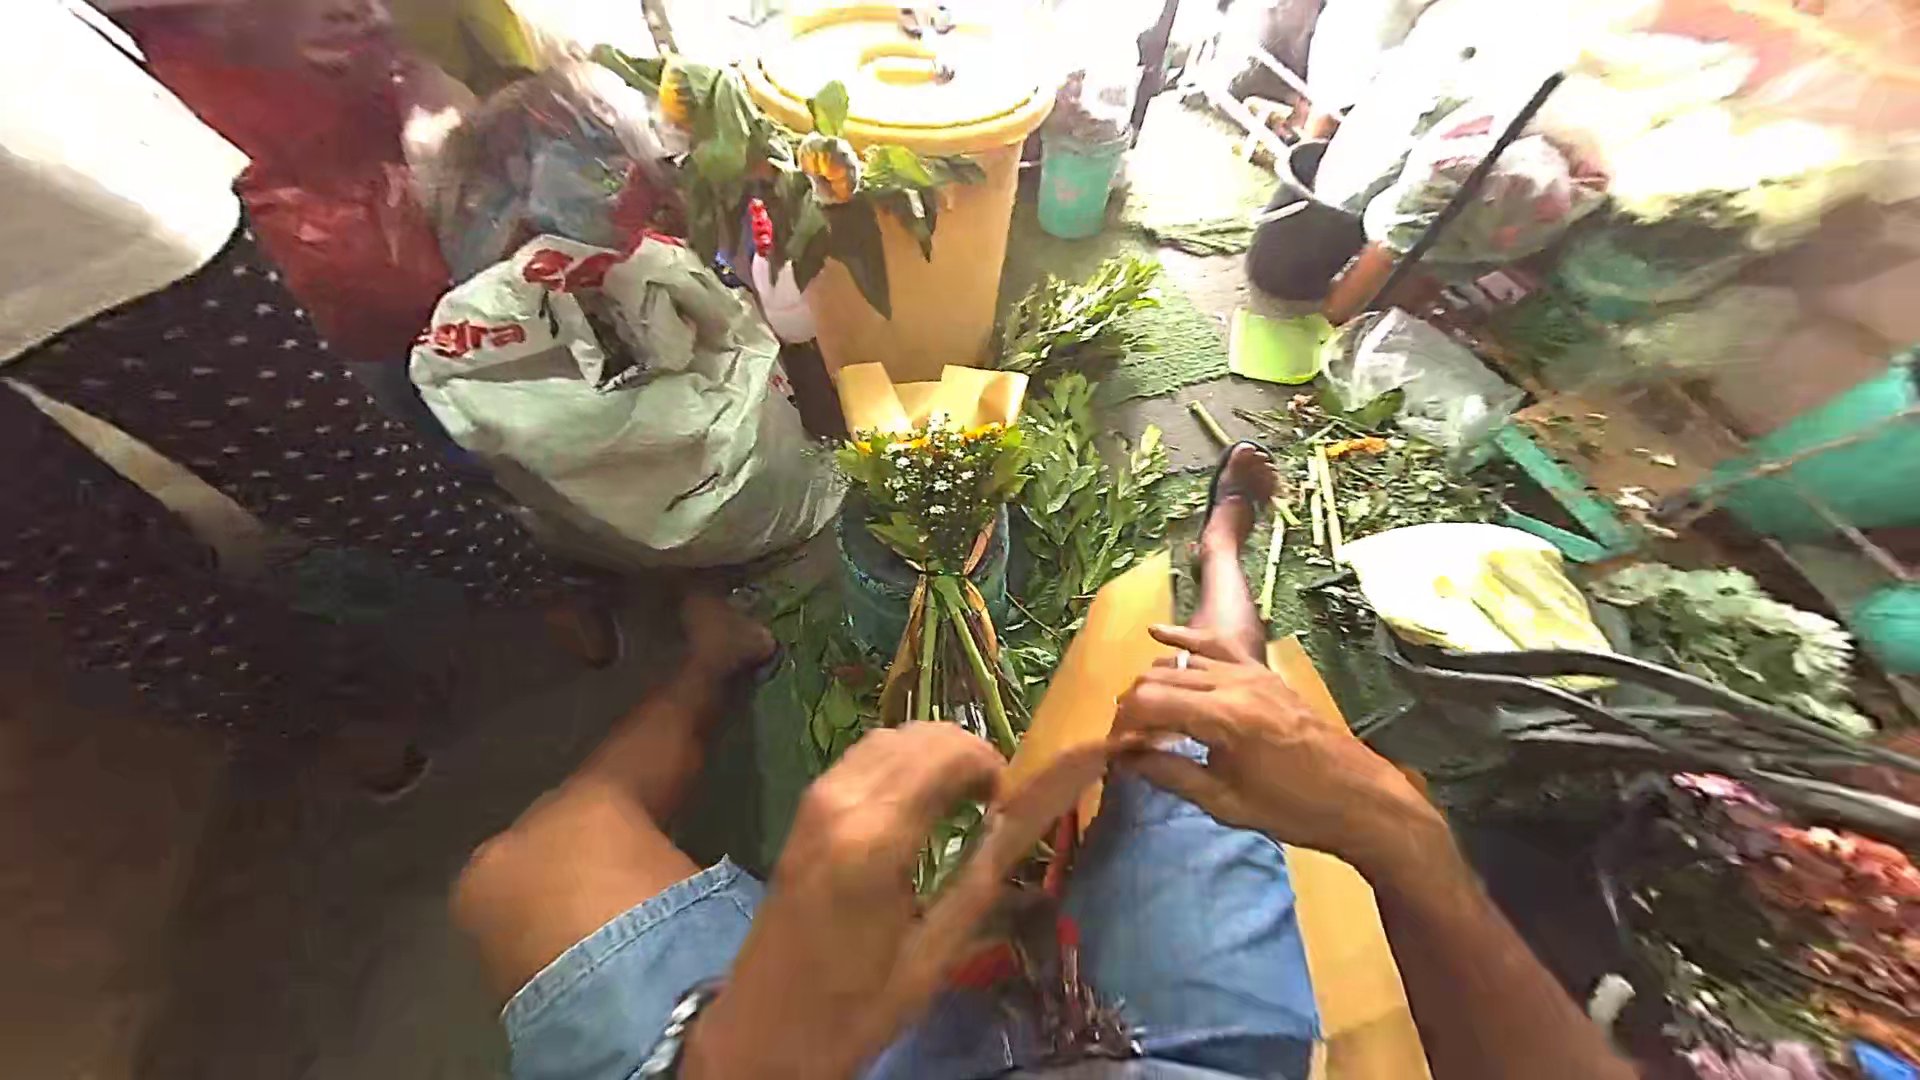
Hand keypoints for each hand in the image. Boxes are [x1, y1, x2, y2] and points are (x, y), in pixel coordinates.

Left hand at [685, 723, 1107, 1079]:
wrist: (761, 1028)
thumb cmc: (853, 1005)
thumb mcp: (931, 957)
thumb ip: (980, 879)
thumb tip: (1019, 822)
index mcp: (876, 839)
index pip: (946, 756)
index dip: (988, 762)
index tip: (1007, 797)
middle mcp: (844, 798)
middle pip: (922, 736)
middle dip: (967, 752)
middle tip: (989, 796)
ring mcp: (820, 793)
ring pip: (895, 734)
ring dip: (936, 749)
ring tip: (959, 792)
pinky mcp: (809, 799)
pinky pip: (868, 750)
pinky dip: (904, 754)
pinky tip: (917, 790)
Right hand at [1112, 624, 1443, 875]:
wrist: (1361, 800)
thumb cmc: (1293, 810)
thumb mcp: (1224, 802)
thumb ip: (1168, 773)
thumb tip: (1123, 758)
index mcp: (1222, 717)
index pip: (1148, 703)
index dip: (1123, 723)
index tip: (1115, 747)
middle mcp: (1231, 683)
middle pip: (1157, 678)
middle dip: (1132, 705)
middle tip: (1126, 737)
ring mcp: (1248, 672)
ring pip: (1179, 662)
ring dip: (1153, 683)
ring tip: (1144, 714)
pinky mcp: (1260, 672)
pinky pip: (1213, 646)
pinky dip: (1182, 639)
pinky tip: (1156, 633)